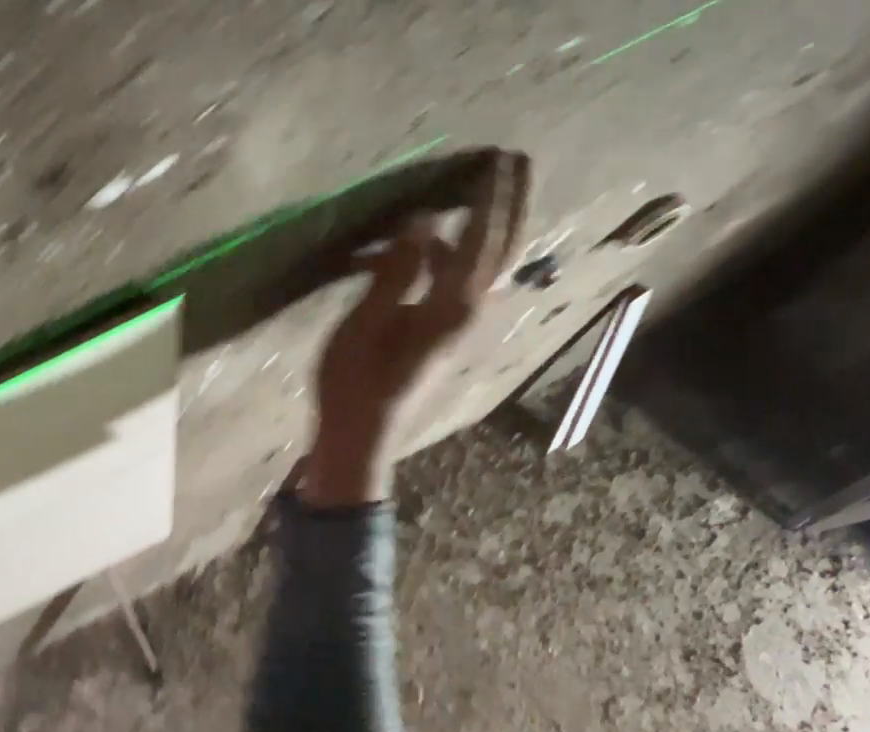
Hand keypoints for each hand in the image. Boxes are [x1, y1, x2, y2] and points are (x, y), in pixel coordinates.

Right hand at [298, 149, 530, 506]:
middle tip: (515, 162)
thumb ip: (396, 272)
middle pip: (500, 249)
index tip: (496, 154)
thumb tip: (422, 222)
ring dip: (481, 228)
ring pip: (479, 266)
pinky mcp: (441, 337)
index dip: (488, 195)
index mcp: (452, 307)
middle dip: (509, 204)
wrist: (359, 439)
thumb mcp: (365, 325)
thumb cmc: (354, 385)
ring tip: (471, 194)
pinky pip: (457, 282)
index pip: (480, 238)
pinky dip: (452, 255)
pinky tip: (426, 247)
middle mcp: (468, 313)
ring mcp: (457, 327)